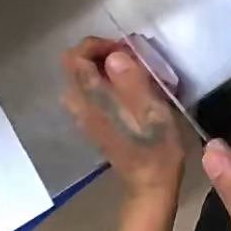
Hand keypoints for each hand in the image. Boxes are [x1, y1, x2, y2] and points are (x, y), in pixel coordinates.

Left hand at [60, 37, 191, 205]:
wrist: (150, 185)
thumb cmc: (157, 148)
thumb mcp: (154, 112)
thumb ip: (132, 82)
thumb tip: (115, 56)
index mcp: (94, 101)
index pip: (75, 58)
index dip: (97, 44)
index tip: (125, 48)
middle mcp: (81, 106)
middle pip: (73, 65)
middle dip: (98, 52)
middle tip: (129, 56)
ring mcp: (84, 116)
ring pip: (79, 77)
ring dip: (101, 66)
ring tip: (131, 69)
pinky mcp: (91, 123)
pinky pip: (87, 90)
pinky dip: (103, 80)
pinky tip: (128, 88)